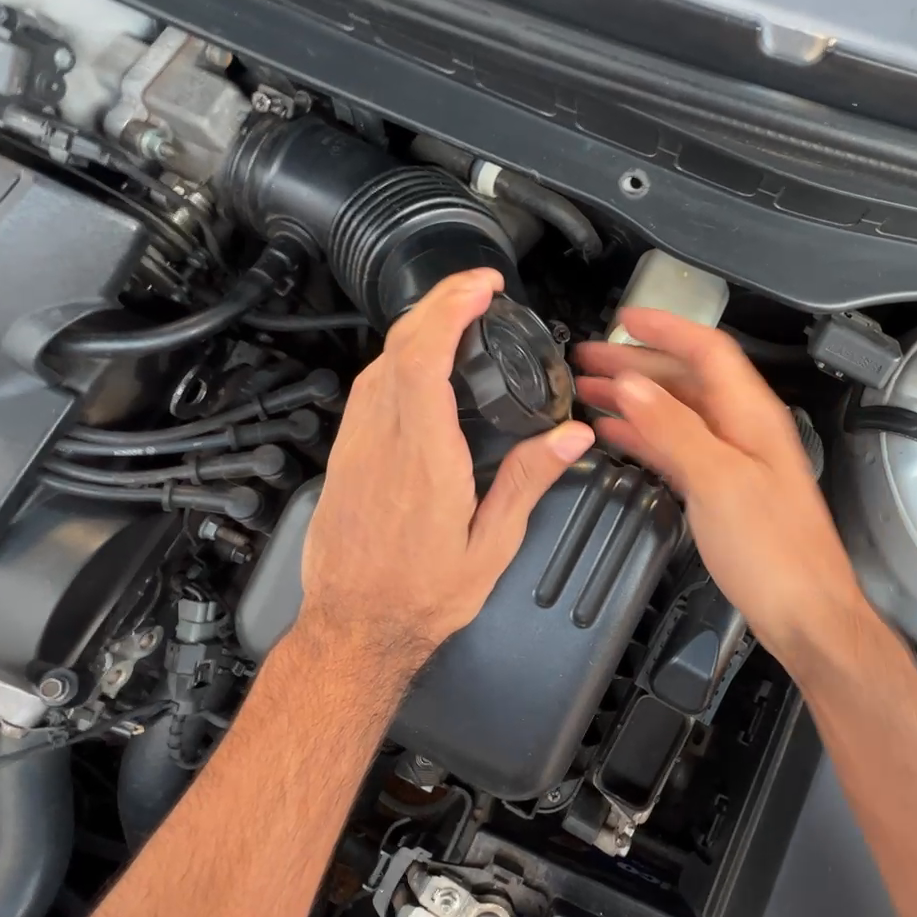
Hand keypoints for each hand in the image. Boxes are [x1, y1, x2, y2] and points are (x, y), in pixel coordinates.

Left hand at [297, 269, 595, 663]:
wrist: (355, 627)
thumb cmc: (420, 596)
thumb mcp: (493, 546)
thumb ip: (529, 481)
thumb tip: (570, 436)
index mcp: (425, 461)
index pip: (425, 360)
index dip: (450, 310)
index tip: (481, 289)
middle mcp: (384, 443)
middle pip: (401, 345)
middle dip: (440, 302)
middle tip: (479, 289)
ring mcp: (357, 446)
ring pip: (381, 361)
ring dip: (419, 326)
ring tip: (457, 316)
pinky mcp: (346, 454)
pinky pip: (369, 386)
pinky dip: (400, 356)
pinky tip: (422, 361)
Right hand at [572, 308, 867, 662]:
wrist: (803, 614)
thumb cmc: (778, 554)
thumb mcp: (718, 481)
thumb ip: (673, 429)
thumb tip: (634, 385)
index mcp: (751, 416)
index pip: (707, 351)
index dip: (666, 329)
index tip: (626, 319)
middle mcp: (742, 430)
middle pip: (684, 380)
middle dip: (635, 364)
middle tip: (589, 359)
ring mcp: (731, 460)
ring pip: (675, 413)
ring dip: (633, 399)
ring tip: (589, 391)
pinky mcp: (720, 490)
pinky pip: (675, 448)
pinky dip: (643, 436)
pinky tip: (616, 435)